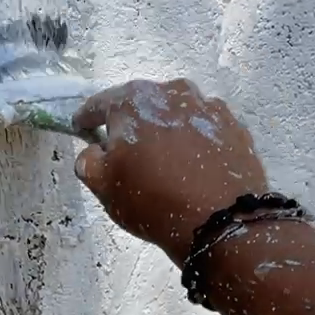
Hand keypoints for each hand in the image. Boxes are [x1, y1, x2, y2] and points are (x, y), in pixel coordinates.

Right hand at [72, 79, 267, 263]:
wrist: (220, 221)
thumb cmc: (151, 199)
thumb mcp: (101, 185)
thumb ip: (87, 160)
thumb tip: (94, 150)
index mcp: (133, 101)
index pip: (99, 104)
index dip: (86, 119)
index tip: (81, 129)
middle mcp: (171, 92)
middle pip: (139, 103)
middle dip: (128, 122)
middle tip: (122, 147)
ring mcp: (207, 106)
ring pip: (173, 112)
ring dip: (162, 128)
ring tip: (159, 155)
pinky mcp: (233, 126)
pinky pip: (201, 127)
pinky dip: (191, 138)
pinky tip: (189, 162)